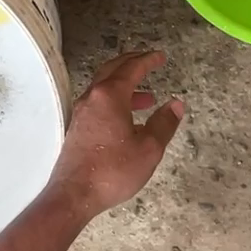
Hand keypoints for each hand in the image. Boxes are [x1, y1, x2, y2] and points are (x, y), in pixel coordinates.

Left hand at [46, 51, 185, 217]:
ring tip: (148, 99)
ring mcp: (81, 114)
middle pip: (112, 71)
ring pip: (104, 90)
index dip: (148, 60)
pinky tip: (128, 121)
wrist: (74, 194)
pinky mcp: (77, 129)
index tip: (160, 56)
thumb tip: (176, 105)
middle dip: (132, 64)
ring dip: (126, 88)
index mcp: (110, 96)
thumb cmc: (113, 171)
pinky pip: (98, 106)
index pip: (131, 68)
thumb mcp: (149, 148)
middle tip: (149, 62)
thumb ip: (164, 123)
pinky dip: (115, 103)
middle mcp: (92, 99)